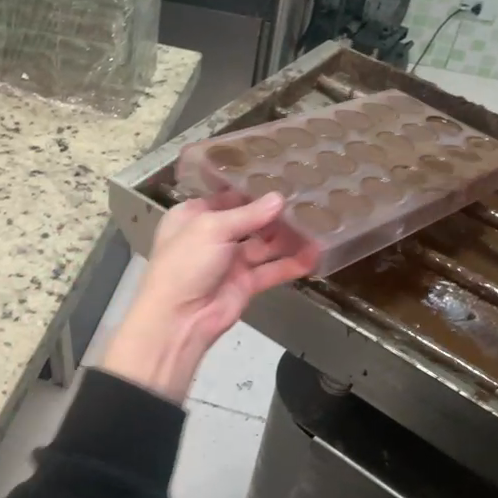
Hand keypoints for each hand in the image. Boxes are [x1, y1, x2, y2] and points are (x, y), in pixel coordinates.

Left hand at [99, 193, 318, 402]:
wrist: (179, 319)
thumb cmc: (185, 264)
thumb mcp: (212, 228)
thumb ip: (248, 214)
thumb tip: (278, 199)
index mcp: (193, 216)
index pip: (226, 197)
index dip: (251, 190)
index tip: (282, 179)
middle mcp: (211, 237)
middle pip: (249, 221)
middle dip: (275, 215)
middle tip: (307, 201)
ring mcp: (229, 261)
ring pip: (264, 245)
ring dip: (288, 238)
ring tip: (319, 225)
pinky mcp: (245, 284)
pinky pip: (271, 270)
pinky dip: (291, 264)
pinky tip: (314, 255)